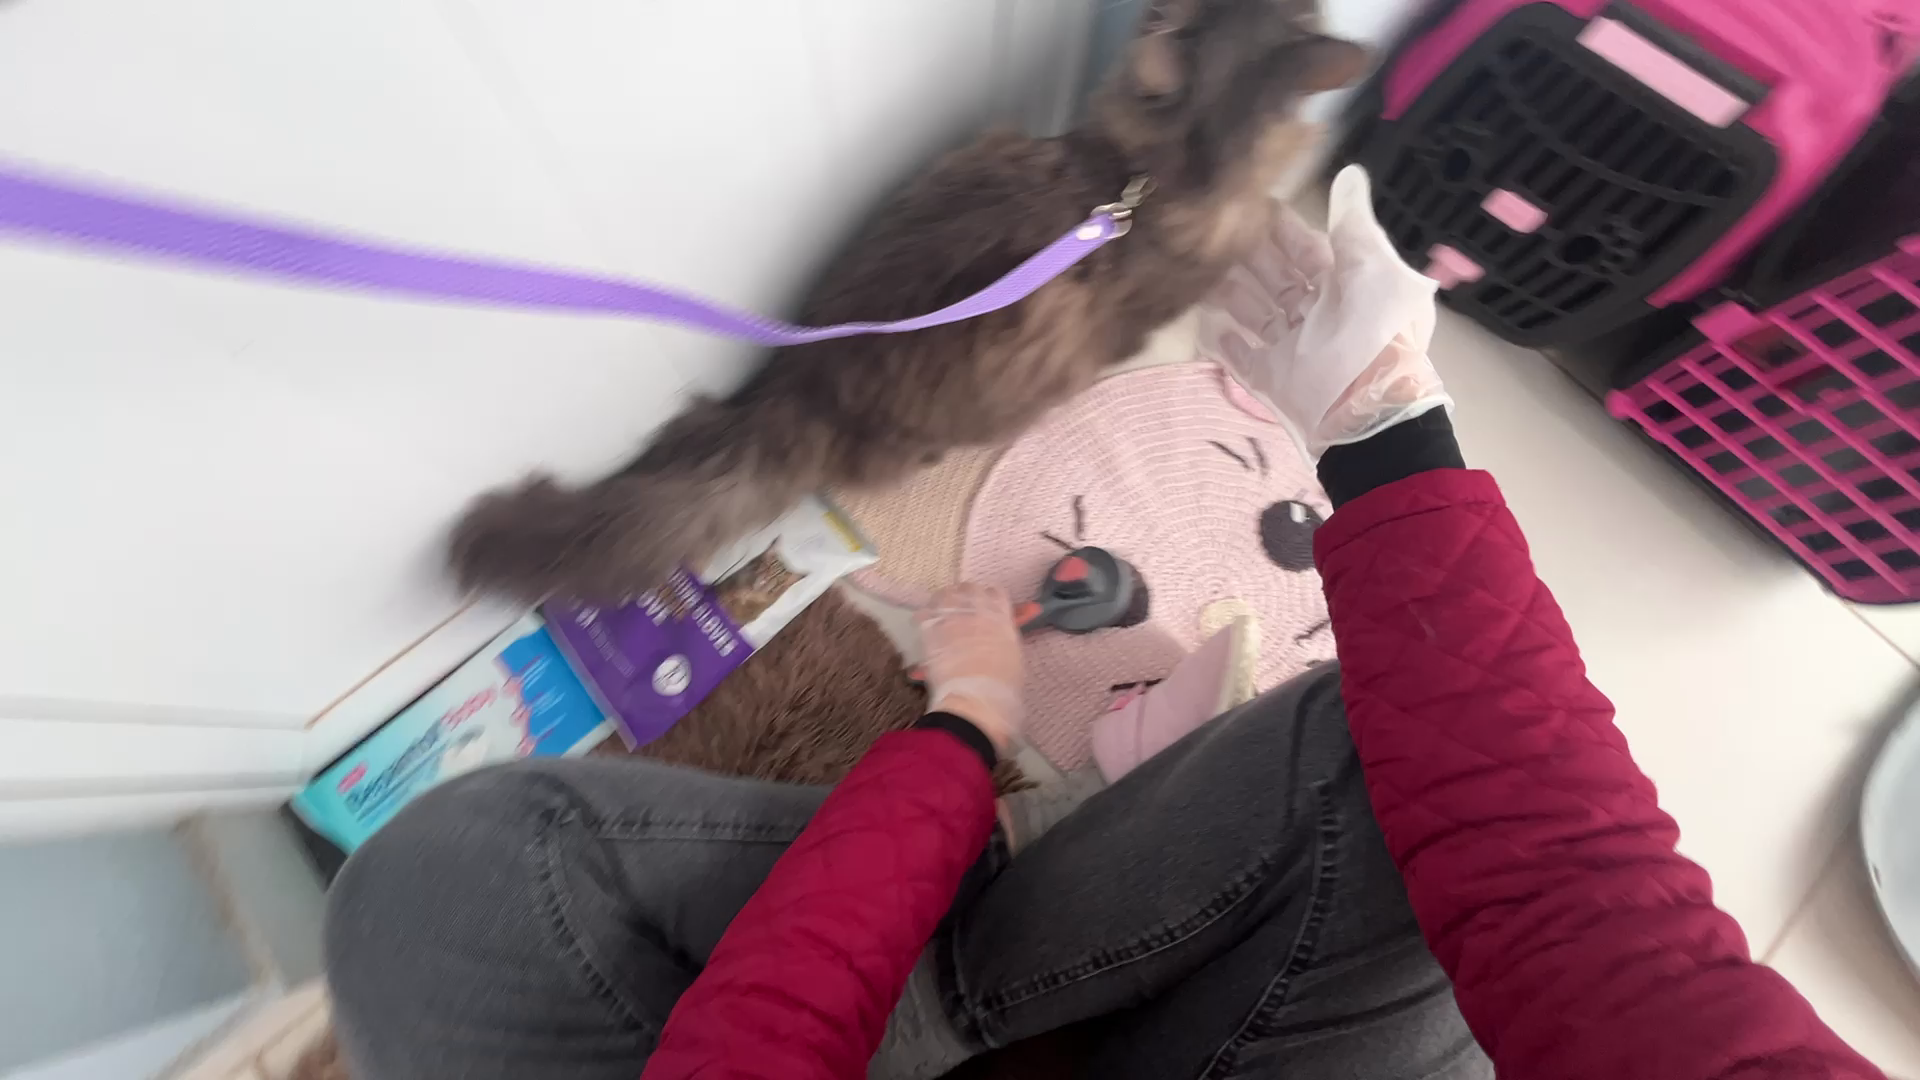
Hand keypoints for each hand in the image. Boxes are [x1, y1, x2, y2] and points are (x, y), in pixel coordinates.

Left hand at [915, 583, 1023, 751]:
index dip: (990, 598)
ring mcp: (951, 617)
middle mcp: (975, 610)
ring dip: (945, 601)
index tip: (986, 607)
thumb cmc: (1004, 683)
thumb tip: (1026, 613)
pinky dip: (925, 617)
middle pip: (969, 588)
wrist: (976, 700)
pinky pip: (924, 613)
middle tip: (963, 608)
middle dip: (967, 596)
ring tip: (943, 612)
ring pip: (945, 595)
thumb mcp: (1014, 652)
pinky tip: (925, 624)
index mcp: (1000, 615)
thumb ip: (1012, 630)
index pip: (994, 592)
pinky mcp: (930, 630)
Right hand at [1200, 165, 1450, 458]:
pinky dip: (1224, 344)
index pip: (1306, 249)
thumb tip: (1349, 174)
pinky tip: (1202, 326)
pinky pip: (1242, 358)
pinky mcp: (1272, 380)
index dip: (1280, 229)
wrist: (1366, 417)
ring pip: (1253, 313)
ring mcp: (1292, 348)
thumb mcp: (1376, 272)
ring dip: (1228, 294)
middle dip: (1246, 258)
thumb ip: (1354, 227)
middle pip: (1274, 279)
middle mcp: (1317, 314)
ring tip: (1196, 273)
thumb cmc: (1376, 338)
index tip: (1248, 206)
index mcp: (1346, 286)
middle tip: (1210, 235)